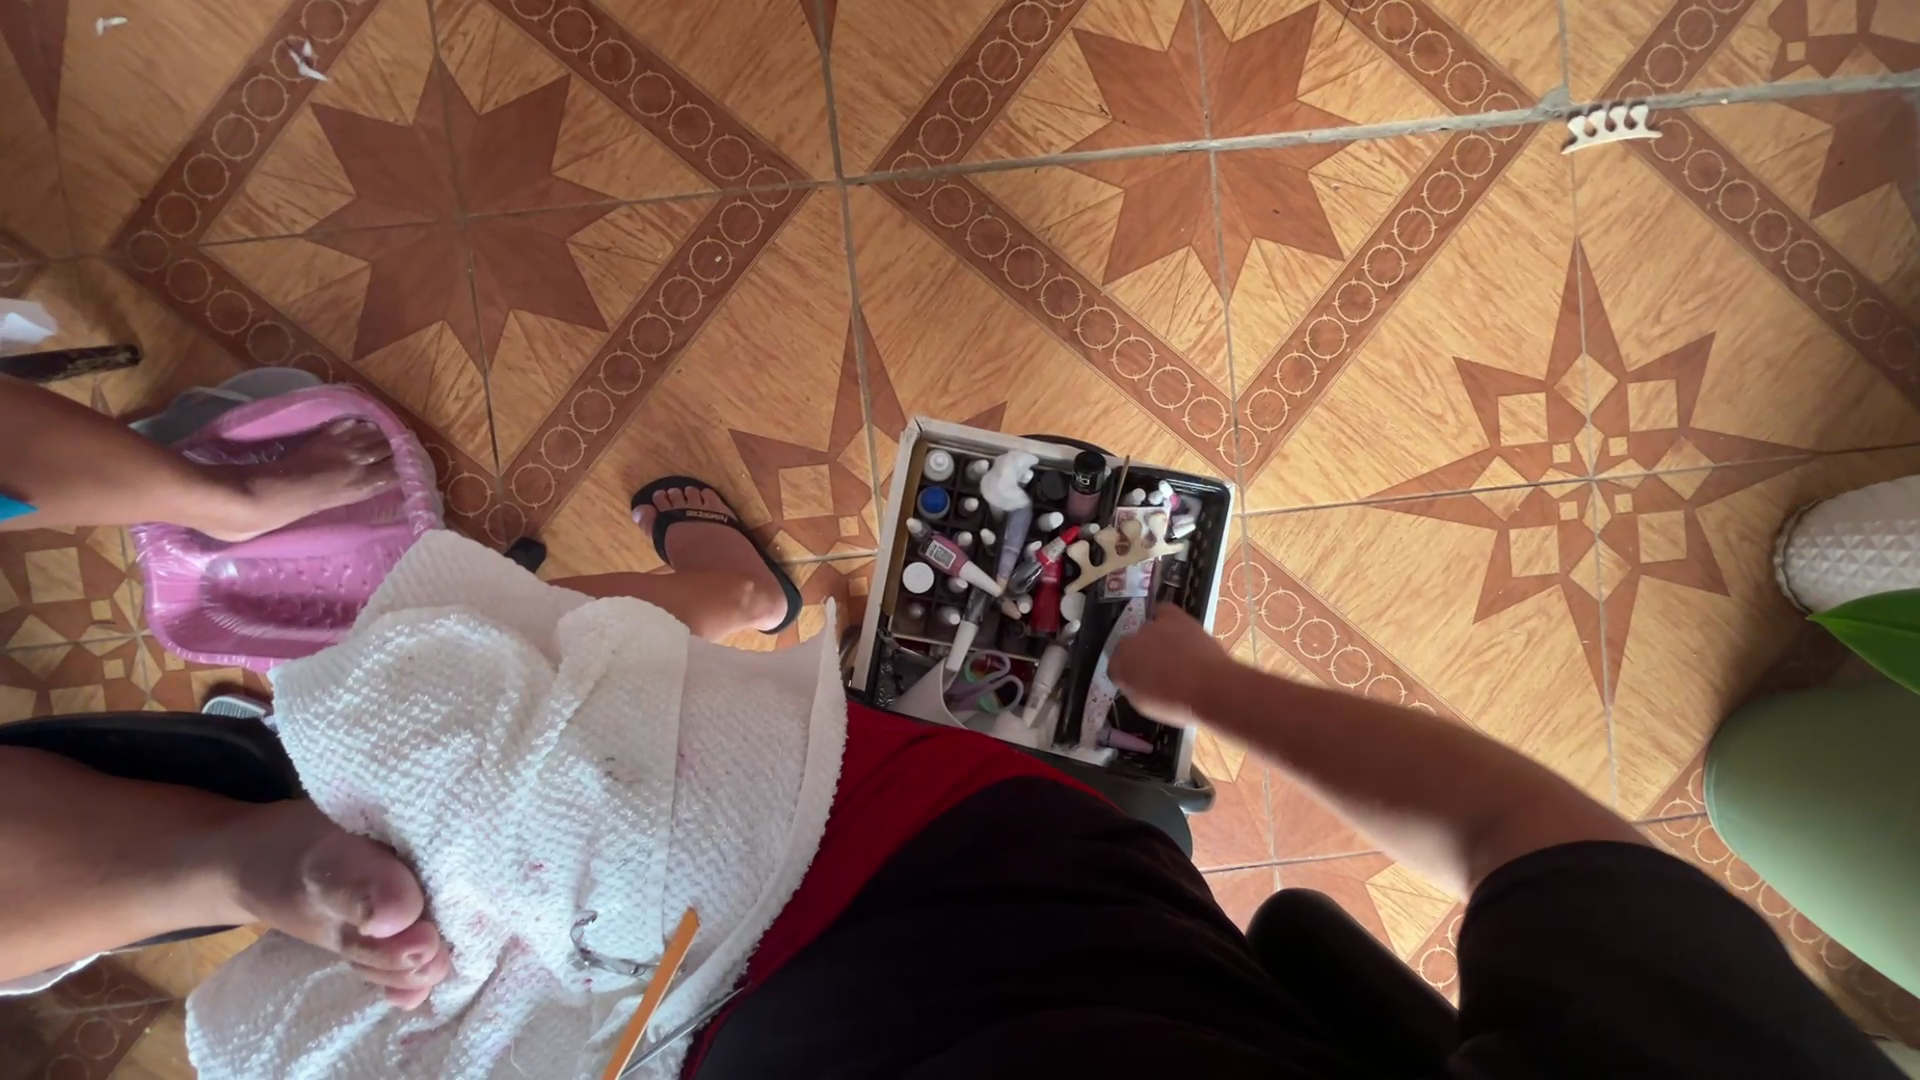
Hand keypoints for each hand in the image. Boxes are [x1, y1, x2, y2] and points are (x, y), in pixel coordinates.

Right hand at [1111, 607, 1229, 727]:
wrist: (1211, 688)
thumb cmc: (1178, 705)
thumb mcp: (1146, 706)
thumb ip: (1133, 687)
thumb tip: (1136, 680)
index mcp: (1118, 668)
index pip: (1115, 667)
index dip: (1129, 674)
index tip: (1142, 682)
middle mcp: (1127, 643)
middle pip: (1129, 646)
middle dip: (1140, 655)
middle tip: (1158, 669)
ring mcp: (1149, 627)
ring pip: (1146, 630)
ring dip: (1155, 640)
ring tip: (1175, 653)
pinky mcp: (1170, 615)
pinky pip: (1161, 611)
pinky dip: (1165, 618)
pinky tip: (1175, 630)